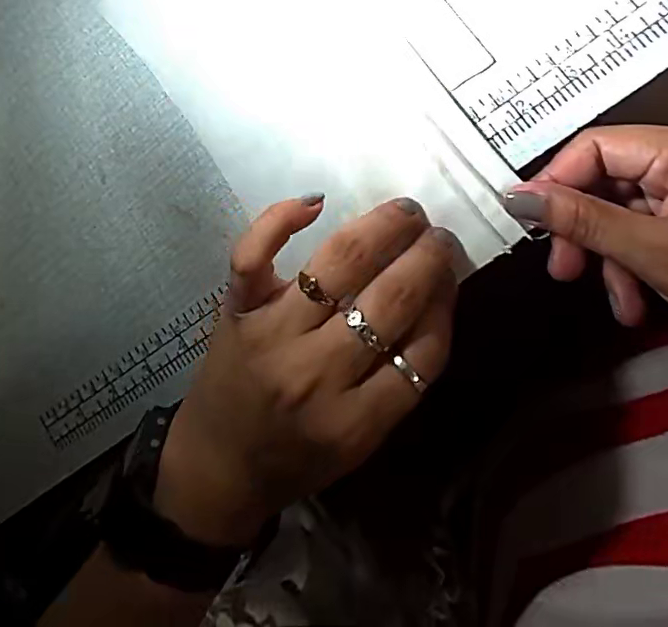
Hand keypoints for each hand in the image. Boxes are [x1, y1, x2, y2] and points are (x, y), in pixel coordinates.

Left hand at [153, 196, 463, 545]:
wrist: (215, 467)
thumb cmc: (298, 453)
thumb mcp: (362, 438)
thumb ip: (403, 376)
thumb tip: (438, 293)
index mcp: (354, 420)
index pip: (424, 350)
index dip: (446, 302)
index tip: (453, 273)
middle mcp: (315, 374)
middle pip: (390, 298)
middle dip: (428, 256)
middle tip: (440, 236)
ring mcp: (272, 334)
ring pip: (340, 262)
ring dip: (384, 227)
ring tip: (406, 212)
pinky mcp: (237, 309)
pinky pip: (255, 254)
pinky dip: (281, 219)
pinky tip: (317, 201)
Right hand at [510, 124, 667, 441]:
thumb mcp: (665, 257)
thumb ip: (588, 222)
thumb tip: (520, 196)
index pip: (598, 145)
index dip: (556, 182)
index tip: (528, 226)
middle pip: (611, 178)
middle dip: (587, 229)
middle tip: (567, 274)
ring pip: (628, 211)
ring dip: (615, 257)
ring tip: (623, 305)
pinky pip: (654, 229)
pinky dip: (640, 263)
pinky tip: (642, 303)